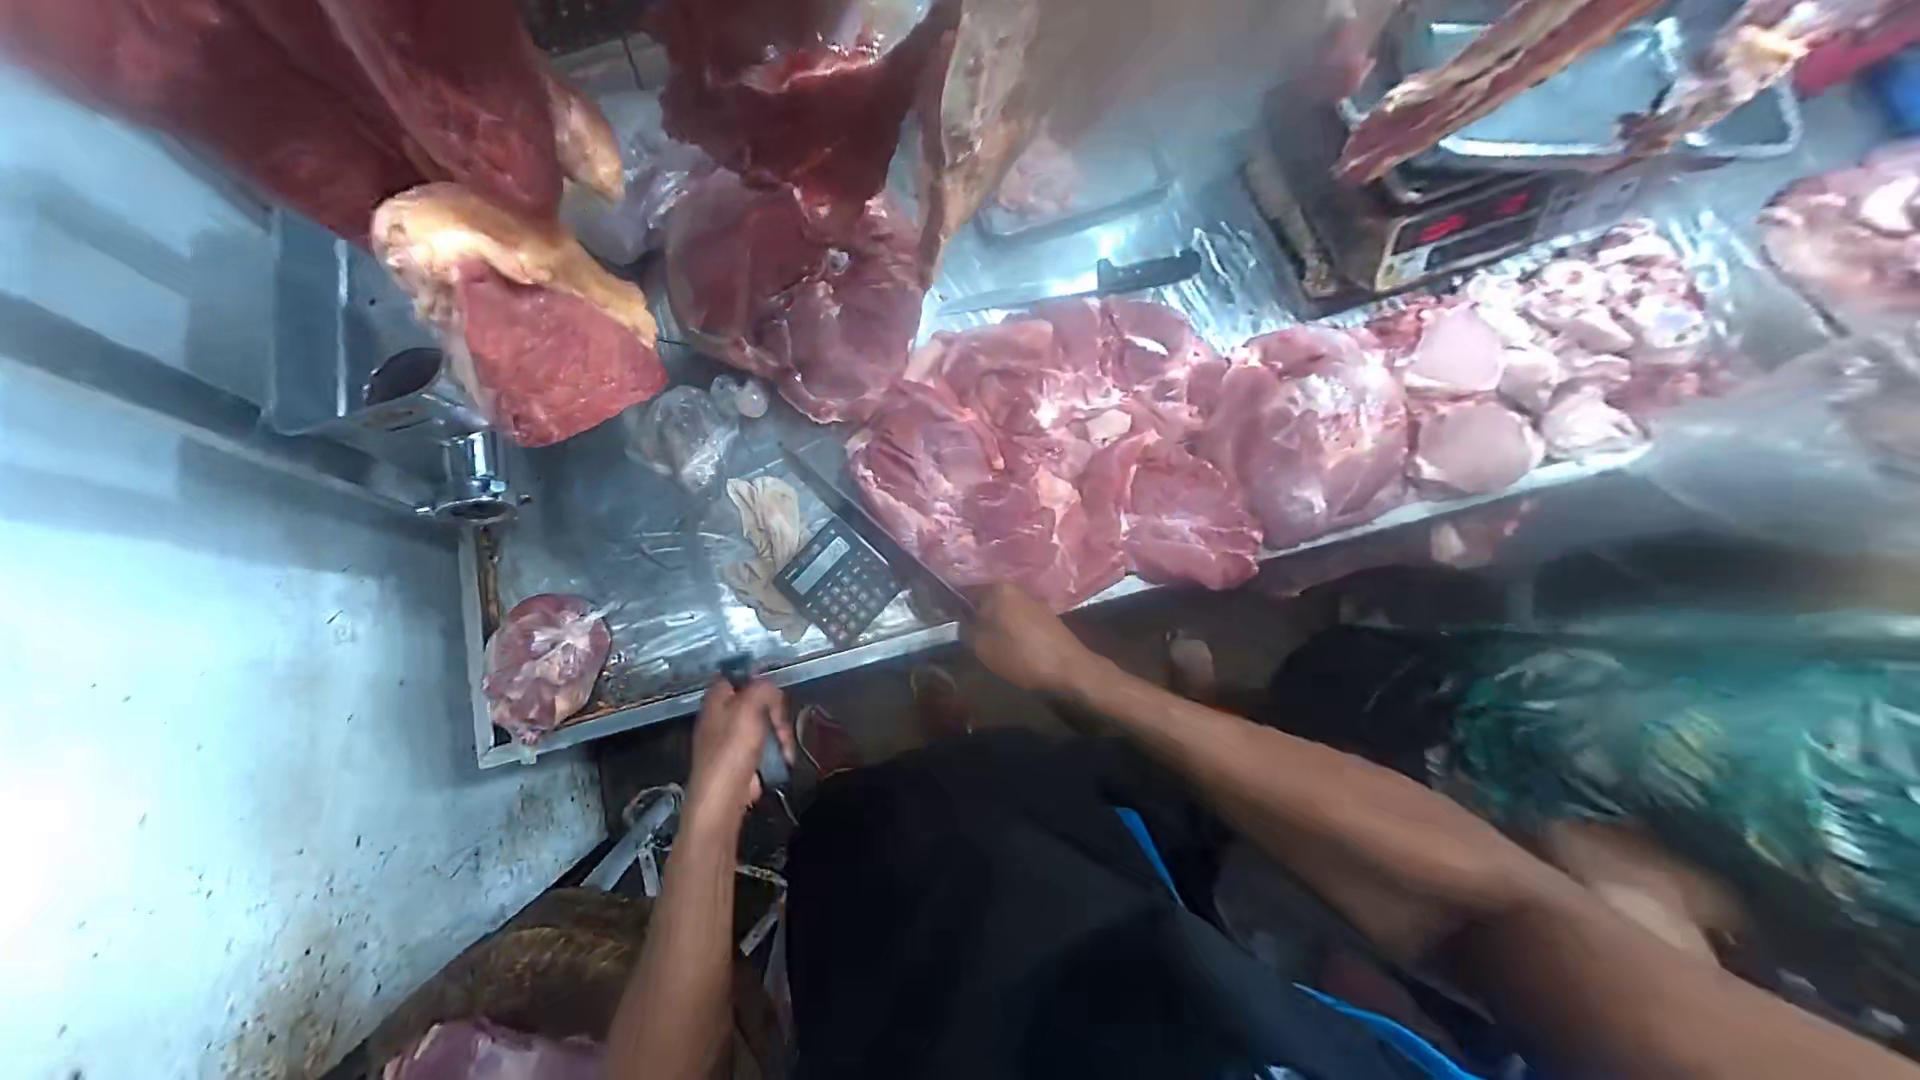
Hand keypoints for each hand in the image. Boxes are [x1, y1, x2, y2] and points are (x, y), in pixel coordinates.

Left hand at [687, 677, 793, 827]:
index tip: (774, 689)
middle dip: (775, 712)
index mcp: (716, 698)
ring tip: (784, 748)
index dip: (756, 677)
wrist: (723, 796)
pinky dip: (774, 749)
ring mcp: (729, 738)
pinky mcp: (739, 757)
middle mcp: (720, 715)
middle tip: (781, 724)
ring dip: (779, 733)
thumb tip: (771, 689)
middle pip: (755, 700)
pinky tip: (780, 758)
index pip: (736, 674)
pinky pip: (763, 744)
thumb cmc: (733, 748)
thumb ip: (763, 688)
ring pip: (763, 722)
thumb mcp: (750, 707)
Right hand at [964, 584, 1104, 695]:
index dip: (960, 610)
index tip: (955, 626)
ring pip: (1007, 612)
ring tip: (993, 647)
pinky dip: (1016, 632)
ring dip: (999, 626)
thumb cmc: (1023, 656)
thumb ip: (968, 632)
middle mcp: (1019, 589)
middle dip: (981, 619)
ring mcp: (1037, 602)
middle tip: (973, 640)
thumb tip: (965, 624)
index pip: (970, 592)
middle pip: (990, 602)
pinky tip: (1015, 649)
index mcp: (1000, 589)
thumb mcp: (984, 648)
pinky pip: (1022, 621)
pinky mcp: (1049, 617)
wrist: (1070, 668)